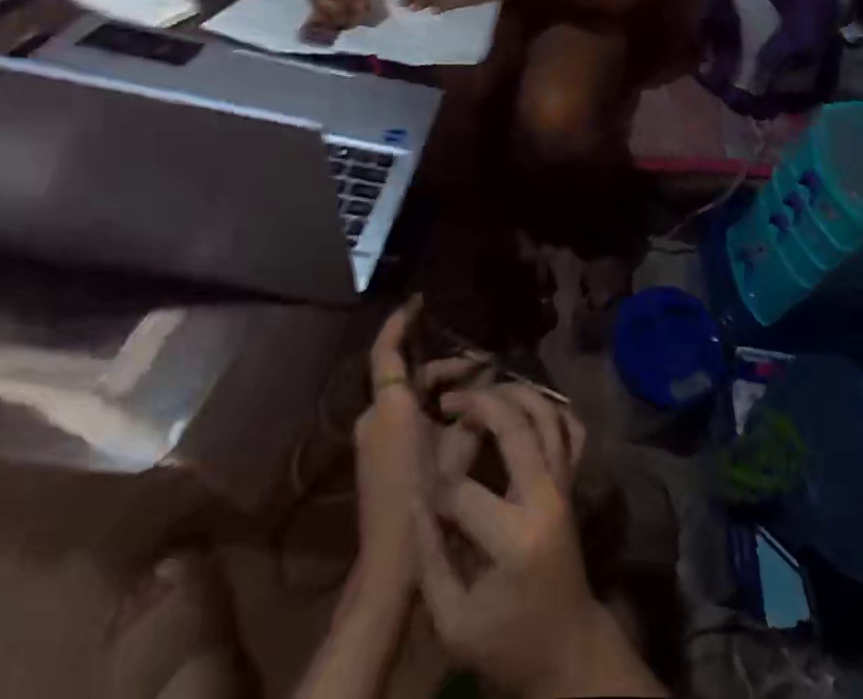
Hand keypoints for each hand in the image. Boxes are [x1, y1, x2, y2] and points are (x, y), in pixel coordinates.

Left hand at [351, 298, 485, 597]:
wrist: (392, 560)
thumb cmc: (427, 499)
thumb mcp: (461, 449)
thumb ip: (473, 410)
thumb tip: (486, 382)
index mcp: (392, 410)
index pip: (387, 355)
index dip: (400, 324)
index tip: (418, 302)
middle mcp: (375, 417)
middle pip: (410, 375)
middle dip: (448, 367)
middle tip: (489, 370)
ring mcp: (373, 436)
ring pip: (409, 395)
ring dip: (444, 388)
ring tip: (484, 394)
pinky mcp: (378, 452)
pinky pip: (405, 414)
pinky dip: (433, 407)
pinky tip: (464, 417)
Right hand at [414, 387, 664, 698]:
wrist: (567, 643)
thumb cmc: (506, 641)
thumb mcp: (452, 618)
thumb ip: (430, 557)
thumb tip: (412, 501)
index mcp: (514, 536)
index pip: (461, 489)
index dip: (429, 485)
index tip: (412, 485)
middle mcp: (548, 497)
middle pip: (519, 428)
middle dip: (481, 404)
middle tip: (448, 399)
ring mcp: (567, 486)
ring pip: (551, 417)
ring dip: (518, 395)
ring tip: (482, 393)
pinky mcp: (574, 485)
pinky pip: (574, 432)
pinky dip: (554, 410)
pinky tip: (525, 405)